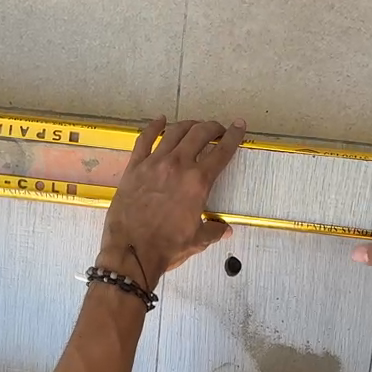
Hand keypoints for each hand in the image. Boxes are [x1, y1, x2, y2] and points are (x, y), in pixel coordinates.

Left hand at [96, 117, 245, 289]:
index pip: (221, 152)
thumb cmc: (167, 247)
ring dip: (188, 125)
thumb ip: (214, 230)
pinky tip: (160, 120)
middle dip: (212, 127)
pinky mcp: (135, 167)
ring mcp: (154, 163)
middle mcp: (178, 165)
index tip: (239, 126)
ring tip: (195, 126)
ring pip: (174, 132)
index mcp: (198, 182)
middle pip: (199, 134)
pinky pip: (145, 139)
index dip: (233, 136)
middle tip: (217, 129)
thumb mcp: (197, 240)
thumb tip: (225, 230)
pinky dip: (154, 126)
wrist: (132, 250)